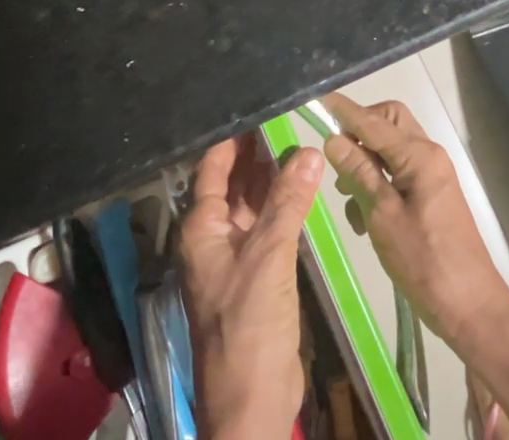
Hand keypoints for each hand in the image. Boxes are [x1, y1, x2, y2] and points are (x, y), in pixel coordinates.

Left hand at [179, 134, 324, 439]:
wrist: (251, 397)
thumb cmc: (248, 324)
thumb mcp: (268, 257)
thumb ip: (287, 204)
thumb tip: (307, 152)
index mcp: (200, 229)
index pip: (212, 170)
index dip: (232, 140)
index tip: (257, 110)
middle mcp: (212, 238)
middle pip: (231, 185)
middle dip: (255, 156)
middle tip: (287, 121)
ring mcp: (233, 258)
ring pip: (250, 207)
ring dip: (271, 181)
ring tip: (299, 145)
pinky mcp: (255, 277)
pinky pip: (265, 230)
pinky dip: (281, 210)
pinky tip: (301, 191)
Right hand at [320, 94, 508, 348]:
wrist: (469, 307)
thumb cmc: (424, 261)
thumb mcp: (382, 215)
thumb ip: (358, 173)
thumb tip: (333, 139)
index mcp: (419, 156)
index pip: (373, 121)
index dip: (342, 111)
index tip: (314, 101)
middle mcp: (428, 156)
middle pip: (388, 123)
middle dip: (358, 133)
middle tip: (334, 159)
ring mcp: (431, 175)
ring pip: (389, 149)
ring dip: (364, 164)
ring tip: (348, 201)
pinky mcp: (430, 195)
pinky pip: (396, 173)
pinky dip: (376, 185)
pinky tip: (363, 219)